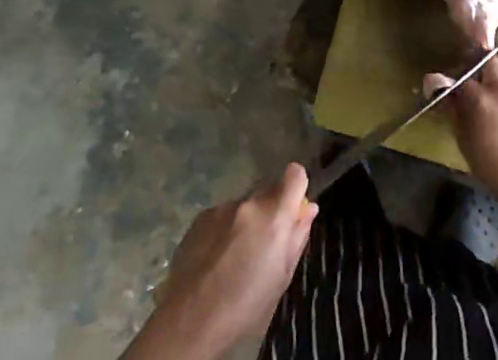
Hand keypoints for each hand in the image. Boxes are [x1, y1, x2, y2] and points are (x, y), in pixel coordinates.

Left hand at [126, 163, 317, 358]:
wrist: (189, 322)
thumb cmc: (246, 306)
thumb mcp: (282, 277)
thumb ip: (298, 236)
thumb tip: (308, 209)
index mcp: (274, 215)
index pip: (295, 175)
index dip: (297, 187)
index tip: (293, 208)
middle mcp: (248, 203)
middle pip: (268, 192)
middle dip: (271, 211)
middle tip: (263, 244)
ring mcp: (221, 209)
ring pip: (244, 206)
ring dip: (245, 222)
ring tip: (234, 257)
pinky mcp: (199, 218)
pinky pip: (221, 216)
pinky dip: (224, 230)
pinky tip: (215, 259)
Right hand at [446, 61, 497, 200]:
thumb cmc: (487, 162)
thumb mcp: (463, 138)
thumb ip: (455, 111)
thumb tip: (444, 93)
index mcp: (482, 98)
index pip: (463, 79)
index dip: (452, 80)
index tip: (445, 84)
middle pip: (493, 62)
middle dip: (482, 62)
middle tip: (474, 74)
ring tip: (492, 88)